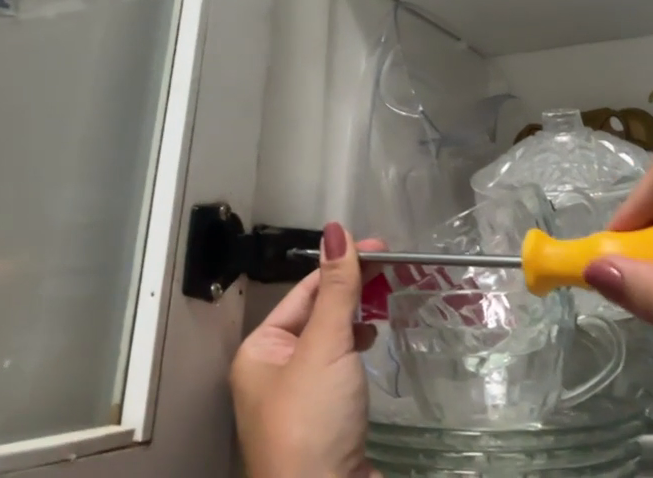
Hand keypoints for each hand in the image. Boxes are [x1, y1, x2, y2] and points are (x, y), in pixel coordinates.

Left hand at [231, 223, 383, 477]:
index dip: (342, 265)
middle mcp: (273, 372)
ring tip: (384, 304)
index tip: (381, 247)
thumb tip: (336, 230)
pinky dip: (356, 352)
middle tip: (392, 271)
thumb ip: (336, 289)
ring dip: (355, 320)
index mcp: (260, 350)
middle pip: (317, 315)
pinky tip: (370, 345)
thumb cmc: (311, 422)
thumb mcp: (324, 347)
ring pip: (330, 342)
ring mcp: (299, 399)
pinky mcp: (324, 422)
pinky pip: (339, 370)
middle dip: (351, 292)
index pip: (305, 291)